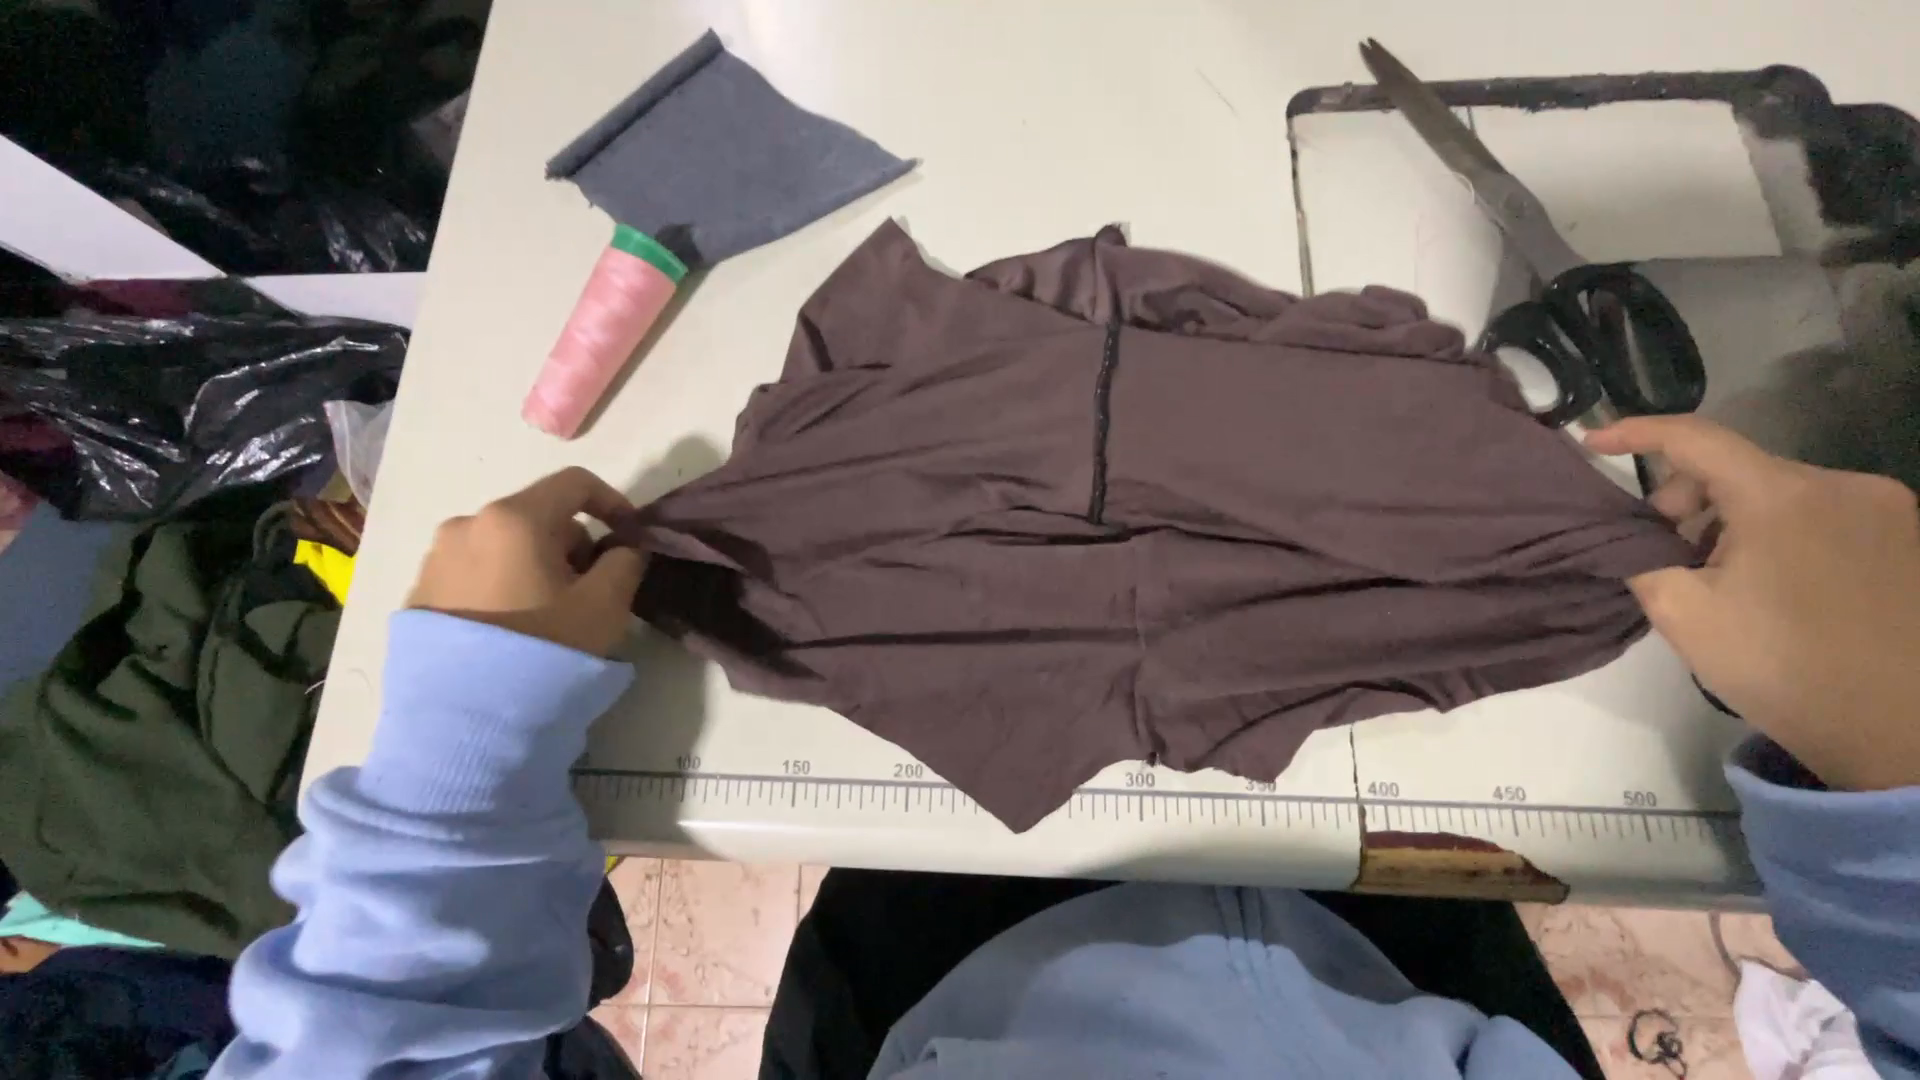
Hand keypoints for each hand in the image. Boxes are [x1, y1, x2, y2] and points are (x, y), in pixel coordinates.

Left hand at [407, 467, 648, 656]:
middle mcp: (466, 524)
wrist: (467, 717)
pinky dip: (503, 584)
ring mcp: (435, 558)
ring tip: (550, 612)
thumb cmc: (546, 648)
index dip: (614, 502)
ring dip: (537, 564)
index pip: (575, 483)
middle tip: (591, 588)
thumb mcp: (606, 604)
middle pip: (539, 515)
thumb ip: (626, 562)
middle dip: (572, 543)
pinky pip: (475, 571)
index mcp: (514, 518)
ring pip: (506, 544)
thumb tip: (624, 548)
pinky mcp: (418, 592)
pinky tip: (514, 627)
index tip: (630, 537)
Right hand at [1587, 416, 1919, 790]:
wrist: (1902, 730)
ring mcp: (1891, 512)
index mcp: (1783, 497)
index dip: (1636, 432)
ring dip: (1733, 522)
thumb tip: (1625, 534)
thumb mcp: (1680, 612)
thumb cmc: (1780, 664)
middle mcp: (1846, 487)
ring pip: (1781, 494)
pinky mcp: (1913, 540)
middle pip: (1740, 468)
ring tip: (1719, 578)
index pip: (1696, 438)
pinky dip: (1778, 535)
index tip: (1592, 442)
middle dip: (1686, 501)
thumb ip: (1639, 557)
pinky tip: (1771, 586)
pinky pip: (1823, 515)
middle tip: (1660, 551)